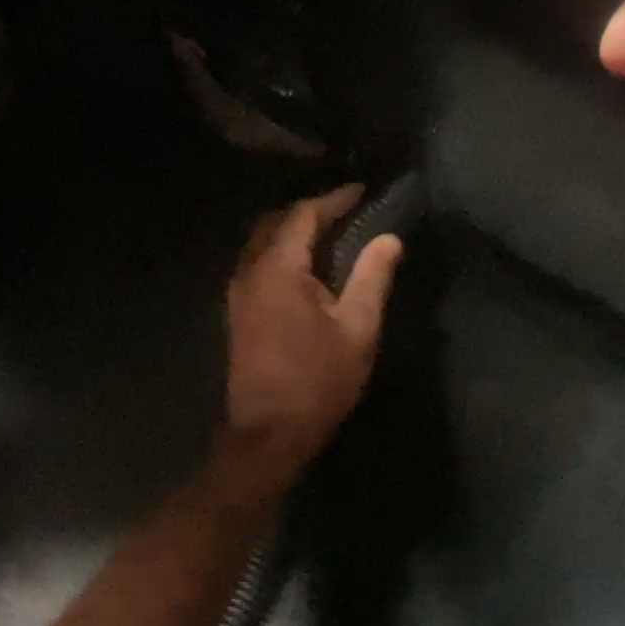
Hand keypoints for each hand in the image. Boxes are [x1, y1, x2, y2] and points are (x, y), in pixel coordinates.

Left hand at [223, 186, 403, 469]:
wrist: (269, 432)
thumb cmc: (317, 381)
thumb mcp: (357, 329)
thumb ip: (372, 278)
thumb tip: (389, 239)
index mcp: (277, 269)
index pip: (302, 215)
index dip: (333, 200)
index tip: (361, 192)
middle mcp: (248, 272)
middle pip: (274, 223)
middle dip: (309, 212)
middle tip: (346, 213)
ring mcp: (236, 294)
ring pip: (260, 244)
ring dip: (291, 233)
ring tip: (329, 237)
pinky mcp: (236, 313)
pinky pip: (255, 265)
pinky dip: (280, 255)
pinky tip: (306, 271)